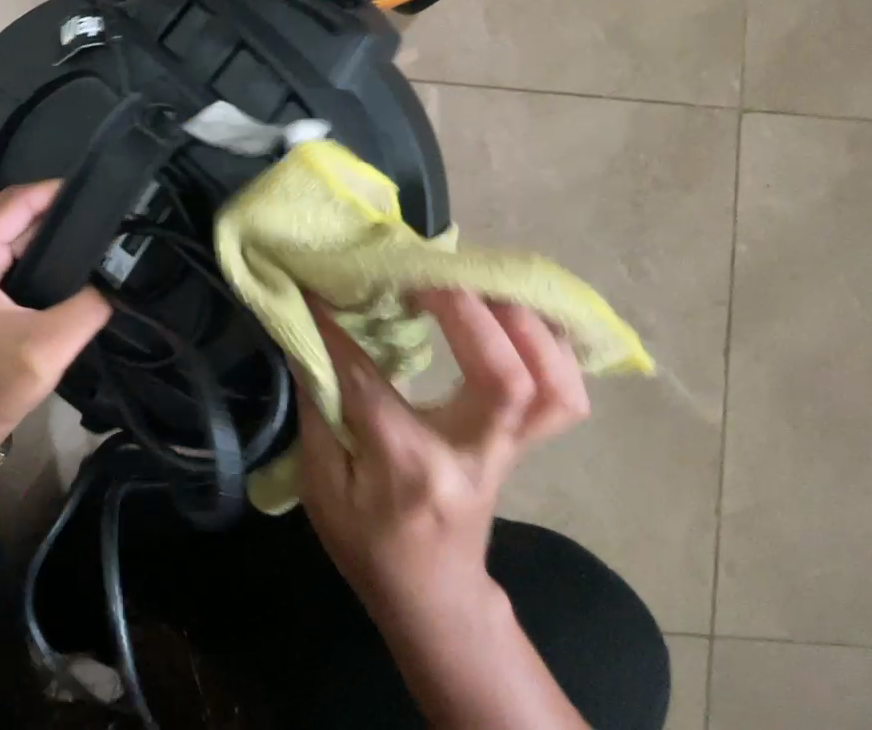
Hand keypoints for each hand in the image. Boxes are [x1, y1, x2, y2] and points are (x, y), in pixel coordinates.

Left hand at [0, 183, 112, 453]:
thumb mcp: (49, 347)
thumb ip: (87, 307)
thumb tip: (113, 280)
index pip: (9, 202)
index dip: (49, 193)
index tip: (91, 195)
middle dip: (37, 204)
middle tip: (82, 221)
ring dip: (27, 219)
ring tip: (69, 235)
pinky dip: (21, 234)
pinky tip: (55, 250)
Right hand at [295, 290, 588, 623]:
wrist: (430, 593)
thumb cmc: (366, 543)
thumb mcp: (322, 485)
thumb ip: (319, 411)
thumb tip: (307, 339)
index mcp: (410, 468)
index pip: (371, 385)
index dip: (337, 334)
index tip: (316, 291)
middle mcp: (473, 456)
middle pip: (506, 379)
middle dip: (469, 314)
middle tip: (426, 277)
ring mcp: (509, 451)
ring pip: (554, 385)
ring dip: (526, 326)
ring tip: (481, 286)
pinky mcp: (525, 444)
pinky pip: (564, 393)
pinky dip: (552, 347)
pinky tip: (517, 314)